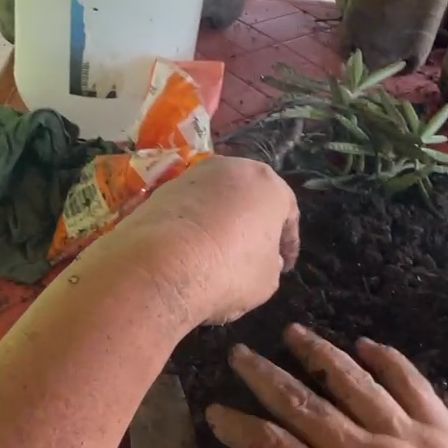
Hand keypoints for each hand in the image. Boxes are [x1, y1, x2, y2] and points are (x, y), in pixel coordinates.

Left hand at [92, 156, 298, 324]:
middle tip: (252, 253)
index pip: (286, 212)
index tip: (283, 266)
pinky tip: (188, 251)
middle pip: (248, 197)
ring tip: (217, 253)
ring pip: (215, 199)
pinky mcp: (160, 189)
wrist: (159, 266)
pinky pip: (187, 208)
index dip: (288, 243)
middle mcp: (230, 168)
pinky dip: (192, 225)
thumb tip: (263, 255)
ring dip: (220, 221)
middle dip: (252, 223)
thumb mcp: (267, 279)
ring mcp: (191, 175)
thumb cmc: (229, 270)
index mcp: (267, 183)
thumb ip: (271, 262)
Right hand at [206, 325, 447, 447]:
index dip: (236, 426)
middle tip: (237, 353)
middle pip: (302, 403)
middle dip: (263, 375)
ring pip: (352, 382)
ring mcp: (410, 440)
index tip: (213, 411)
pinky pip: (412, 385)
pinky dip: (388, 360)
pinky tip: (368, 346)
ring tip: (291, 332)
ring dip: (318, 353)